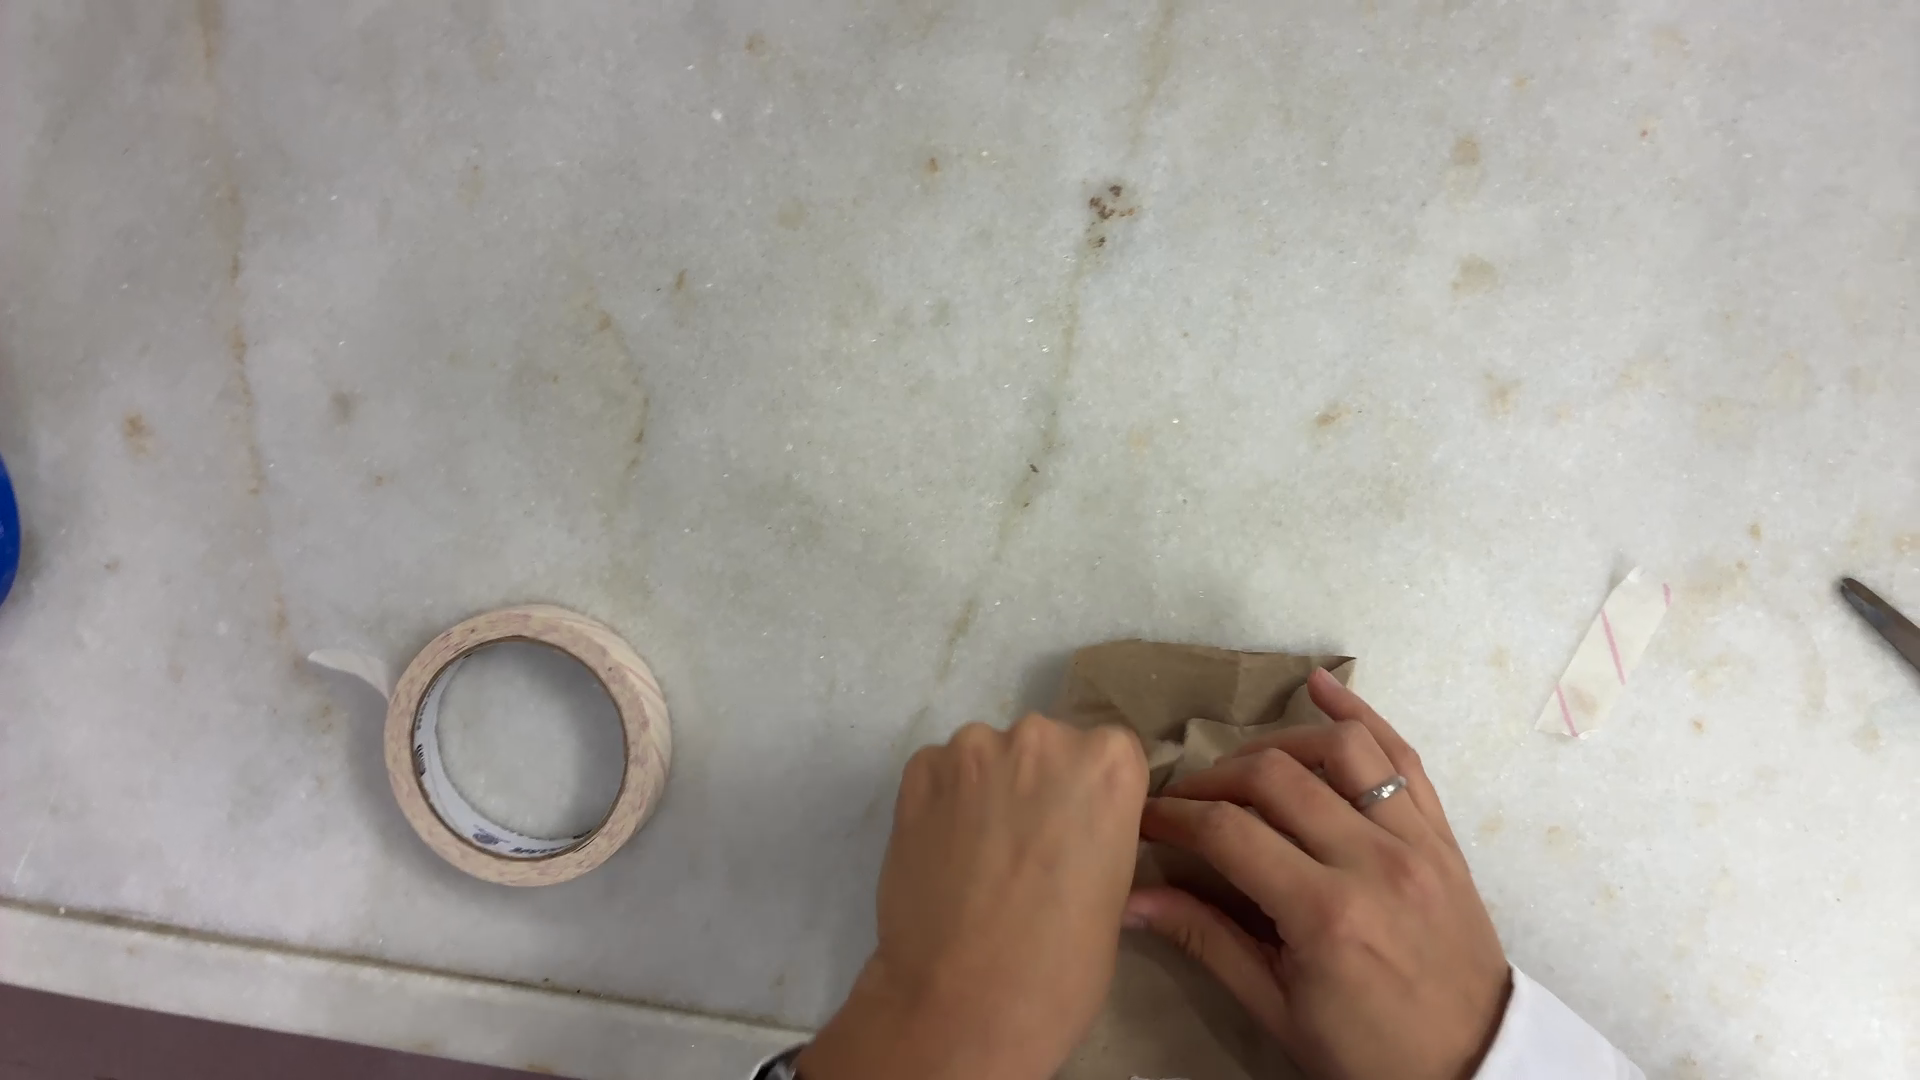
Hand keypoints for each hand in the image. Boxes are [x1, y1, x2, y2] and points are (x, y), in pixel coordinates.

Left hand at [798, 714, 1148, 1079]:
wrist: (964, 1002)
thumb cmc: (1061, 962)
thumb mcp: (1114, 886)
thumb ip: (1097, 826)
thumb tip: (1074, 819)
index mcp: (1107, 763)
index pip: (1108, 750)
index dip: (1089, 791)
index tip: (1075, 825)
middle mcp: (1042, 736)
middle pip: (1044, 746)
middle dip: (1037, 783)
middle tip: (1024, 842)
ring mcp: (975, 747)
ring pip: (987, 755)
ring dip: (986, 787)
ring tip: (977, 851)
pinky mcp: (921, 768)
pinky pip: (940, 770)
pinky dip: (942, 798)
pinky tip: (943, 847)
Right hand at [1124, 668, 1509, 1079]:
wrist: (1485, 1077)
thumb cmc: (1371, 1056)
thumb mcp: (1277, 1009)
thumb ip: (1204, 939)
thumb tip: (1128, 901)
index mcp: (1326, 915)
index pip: (1227, 831)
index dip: (1174, 816)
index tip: (1146, 818)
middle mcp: (1373, 862)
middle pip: (1272, 777)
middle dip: (1212, 779)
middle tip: (1186, 799)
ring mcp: (1416, 842)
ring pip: (1338, 749)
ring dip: (1278, 741)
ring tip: (1245, 763)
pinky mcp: (1443, 836)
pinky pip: (1403, 757)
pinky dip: (1360, 714)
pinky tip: (1321, 687)